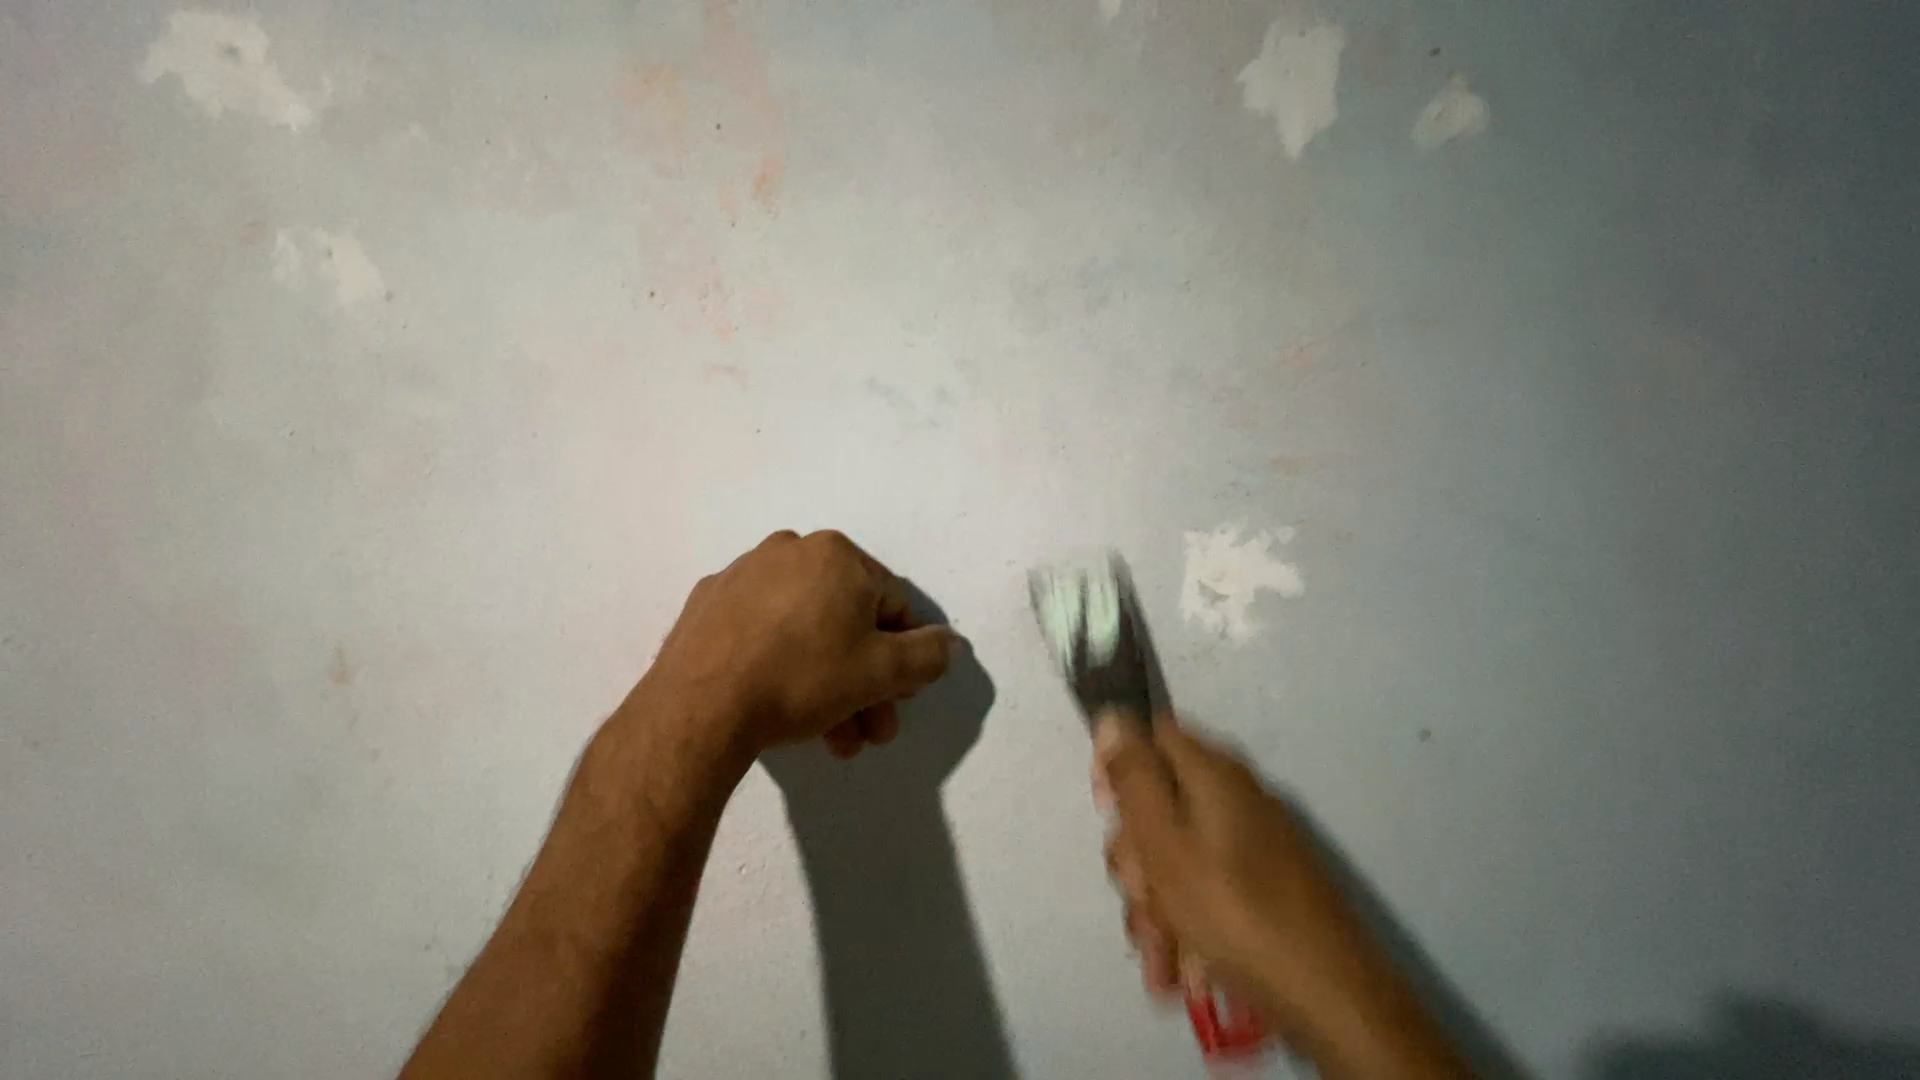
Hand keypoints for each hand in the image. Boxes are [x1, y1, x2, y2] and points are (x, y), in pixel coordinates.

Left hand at [641, 530, 958, 758]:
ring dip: (828, 684)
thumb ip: (928, 655)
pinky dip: (781, 663)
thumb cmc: (803, 678)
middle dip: (865, 682)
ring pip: (805, 630)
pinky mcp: (707, 604)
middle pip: (846, 621)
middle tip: (869, 731)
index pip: (893, 605)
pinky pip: (762, 631)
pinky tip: (781, 706)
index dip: (906, 655)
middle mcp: (790, 550)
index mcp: (836, 554)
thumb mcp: (883, 672)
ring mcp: (742, 575)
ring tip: (832, 738)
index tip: (901, 698)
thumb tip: (950, 644)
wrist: (700, 707)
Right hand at [1095, 716, 1393, 1048]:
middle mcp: (1231, 797)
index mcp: (1212, 773)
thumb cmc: (1233, 910)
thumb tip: (1111, 715)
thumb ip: (1133, 777)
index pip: (1151, 736)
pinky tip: (1183, 970)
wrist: (1329, 995)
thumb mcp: (1165, 841)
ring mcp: (1249, 844)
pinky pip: (1202, 891)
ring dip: (1156, 908)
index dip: (1120, 767)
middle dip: (1136, 860)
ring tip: (1163, 960)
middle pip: (1156, 805)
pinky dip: (1186, 927)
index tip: (1108, 812)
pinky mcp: (1259, 887)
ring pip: (1173, 858)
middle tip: (1141, 897)